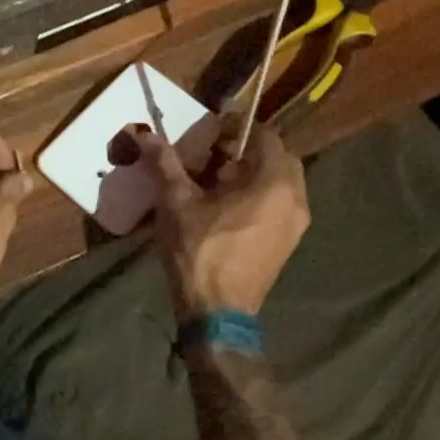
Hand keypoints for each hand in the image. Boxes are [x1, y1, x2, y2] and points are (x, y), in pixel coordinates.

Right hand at [139, 122, 309, 317]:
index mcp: (274, 183)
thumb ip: (165, 163)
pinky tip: (225, 210)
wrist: (217, 310)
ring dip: (253, 175)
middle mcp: (296, 199)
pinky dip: (258, 197)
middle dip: (247, 152)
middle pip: (278, 158)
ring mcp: (296, 224)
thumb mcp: (176, 202)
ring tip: (216, 184)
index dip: (237, 128)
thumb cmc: (198, 250)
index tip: (210, 133)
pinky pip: (279, 205)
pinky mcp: (288, 243)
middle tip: (212, 158)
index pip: (266, 136)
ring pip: (280, 183)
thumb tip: (143, 132)